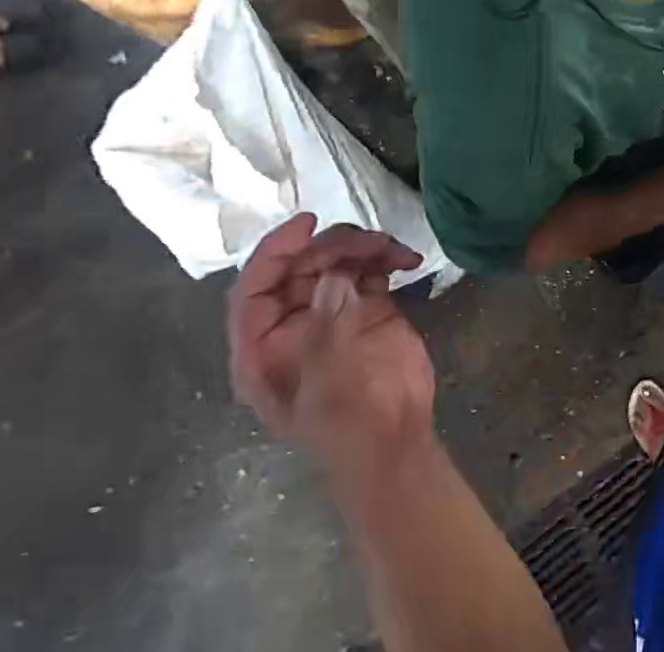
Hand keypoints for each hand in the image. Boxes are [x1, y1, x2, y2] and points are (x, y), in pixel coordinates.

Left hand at [227, 215, 432, 469]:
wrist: (396, 439)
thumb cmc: (350, 423)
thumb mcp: (330, 383)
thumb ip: (328, 331)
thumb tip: (334, 280)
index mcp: (264, 346)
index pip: (256, 289)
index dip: (275, 252)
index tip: (307, 224)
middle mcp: (293, 324)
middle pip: (300, 269)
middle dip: (333, 248)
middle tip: (373, 243)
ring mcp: (334, 316)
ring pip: (337, 265)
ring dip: (364, 248)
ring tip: (396, 251)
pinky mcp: (371, 312)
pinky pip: (370, 273)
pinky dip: (387, 259)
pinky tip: (408, 261)